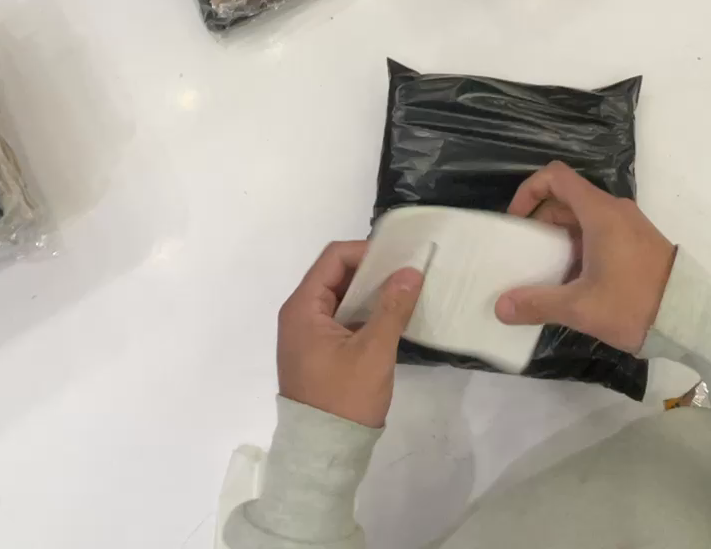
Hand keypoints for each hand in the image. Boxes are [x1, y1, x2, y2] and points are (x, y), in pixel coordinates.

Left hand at [276, 240, 422, 427]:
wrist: (324, 457)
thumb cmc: (343, 399)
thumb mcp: (373, 351)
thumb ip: (392, 307)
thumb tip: (411, 271)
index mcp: (302, 308)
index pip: (333, 259)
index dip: (366, 252)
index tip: (398, 259)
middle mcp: (299, 315)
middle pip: (336, 275)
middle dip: (371, 271)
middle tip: (406, 273)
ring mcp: (307, 335)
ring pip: (340, 297)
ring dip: (369, 292)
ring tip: (404, 292)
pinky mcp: (318, 351)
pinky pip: (341, 318)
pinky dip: (364, 312)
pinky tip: (390, 318)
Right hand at [494, 162, 674, 352]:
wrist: (695, 319)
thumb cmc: (636, 303)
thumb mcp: (582, 308)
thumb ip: (539, 304)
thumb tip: (500, 307)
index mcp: (599, 212)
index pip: (555, 176)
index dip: (528, 191)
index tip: (516, 222)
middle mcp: (613, 210)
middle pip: (565, 199)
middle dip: (539, 222)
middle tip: (524, 254)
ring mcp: (627, 225)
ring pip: (582, 218)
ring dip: (558, 238)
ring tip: (543, 271)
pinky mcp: (636, 242)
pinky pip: (598, 232)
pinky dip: (578, 246)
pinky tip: (572, 281)